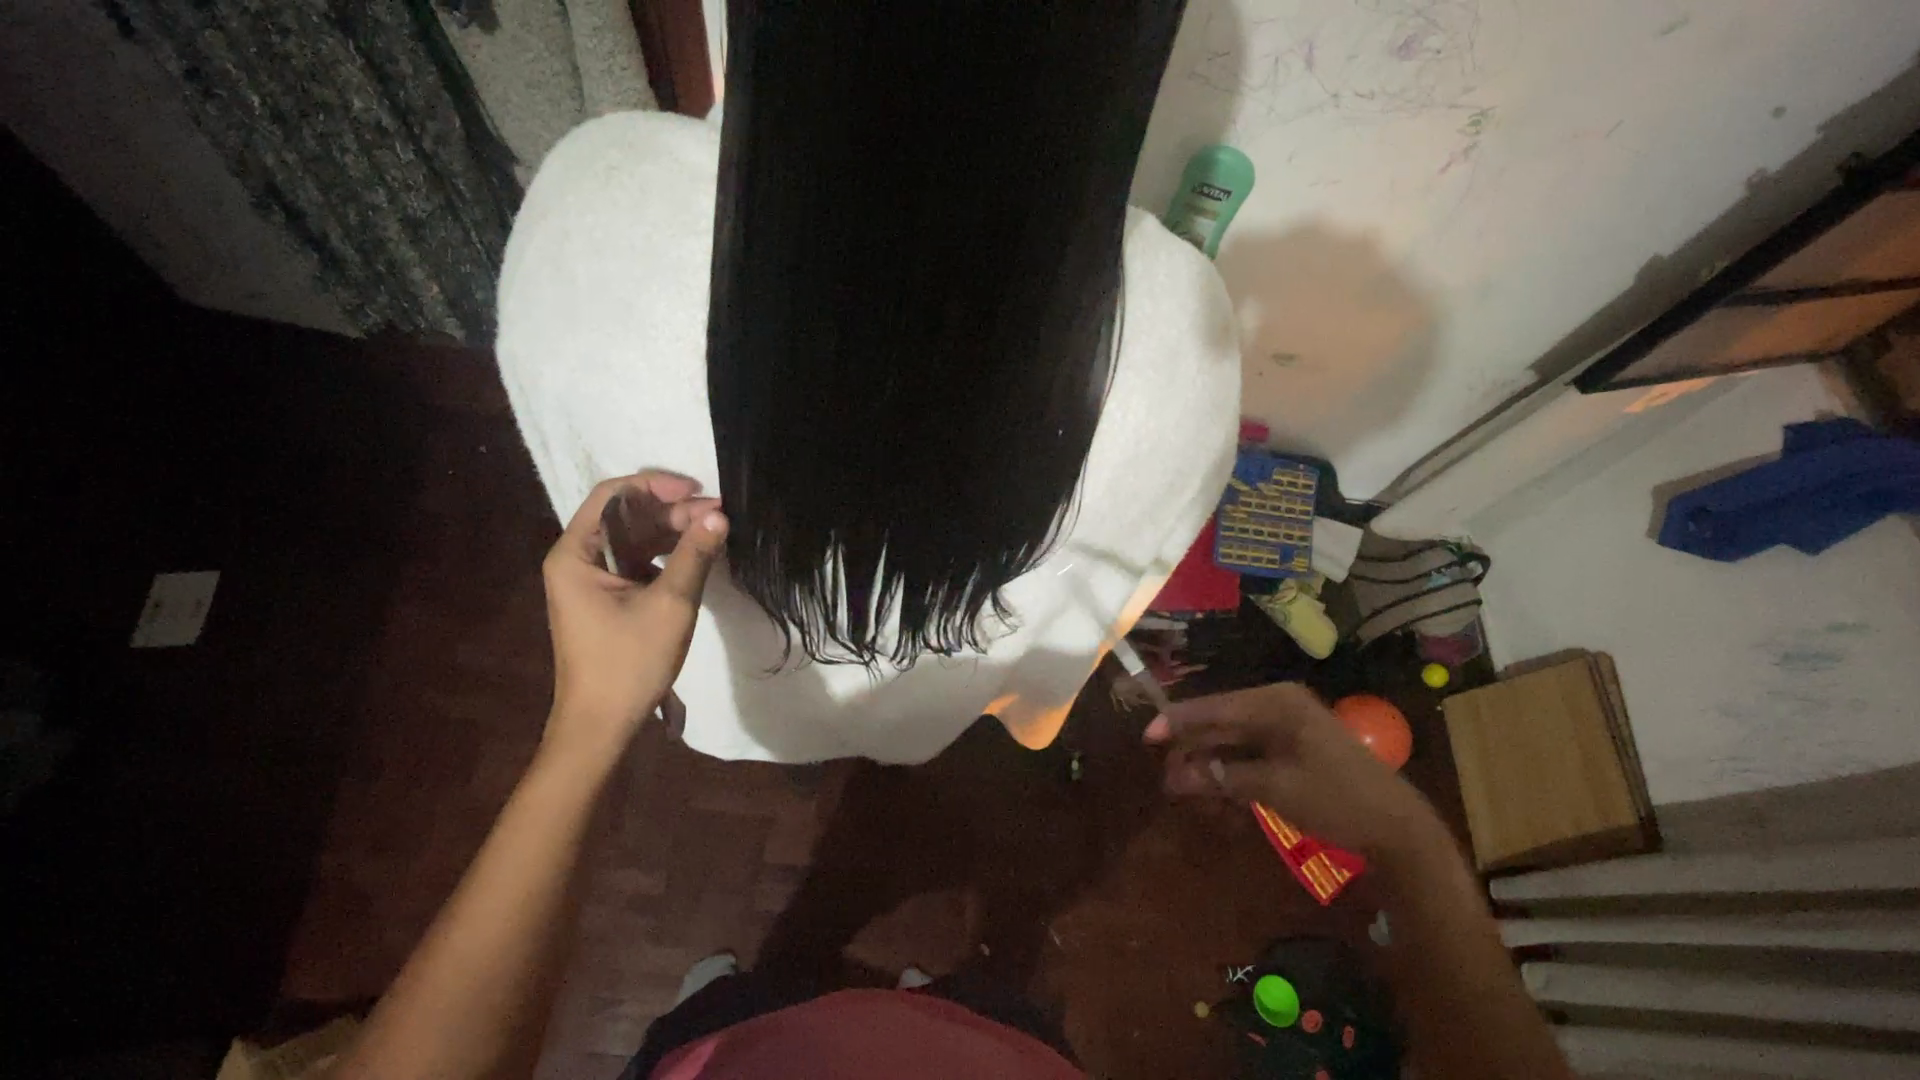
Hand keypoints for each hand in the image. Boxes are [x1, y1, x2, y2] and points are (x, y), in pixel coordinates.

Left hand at [541, 471, 727, 759]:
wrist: (602, 725)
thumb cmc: (627, 663)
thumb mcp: (669, 605)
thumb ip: (694, 555)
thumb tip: (721, 515)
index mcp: (575, 554)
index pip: (613, 496)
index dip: (655, 484)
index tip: (697, 489)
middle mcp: (578, 560)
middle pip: (626, 516)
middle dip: (672, 510)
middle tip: (718, 515)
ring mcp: (593, 580)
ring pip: (635, 538)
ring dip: (673, 532)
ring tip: (715, 530)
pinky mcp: (610, 599)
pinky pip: (639, 562)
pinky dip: (667, 554)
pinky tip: (698, 554)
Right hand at [1144, 682, 1439, 860]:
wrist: (1398, 829)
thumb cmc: (1337, 799)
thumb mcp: (1274, 788)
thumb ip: (1222, 777)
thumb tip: (1174, 776)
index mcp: (1277, 703)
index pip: (1215, 706)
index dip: (1178, 721)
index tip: (1147, 736)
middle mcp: (1279, 707)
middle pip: (1221, 724)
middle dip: (1194, 751)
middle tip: (1167, 781)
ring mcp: (1288, 729)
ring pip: (1233, 743)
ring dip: (1211, 768)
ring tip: (1190, 795)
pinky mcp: (1294, 751)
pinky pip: (1251, 756)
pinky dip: (1233, 776)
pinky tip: (1220, 800)